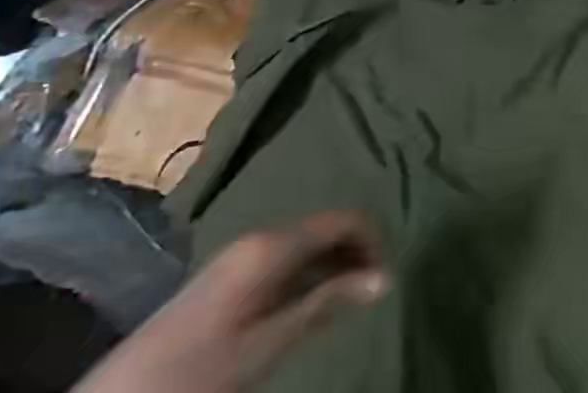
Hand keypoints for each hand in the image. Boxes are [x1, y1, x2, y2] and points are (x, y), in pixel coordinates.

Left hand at [76, 210, 388, 392]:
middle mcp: (260, 237)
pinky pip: (287, 260)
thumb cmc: (200, 367)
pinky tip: (313, 305)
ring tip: (350, 300)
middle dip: (357, 252)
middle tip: (374, 290)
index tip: (387, 277)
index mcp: (272, 244)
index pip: (345, 219)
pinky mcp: (229, 276)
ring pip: (308, 245)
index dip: (374, 241)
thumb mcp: (270, 341)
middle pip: (327, 228)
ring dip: (336, 265)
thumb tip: (385, 278)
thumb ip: (327, 302)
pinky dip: (311, 275)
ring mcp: (241, 255)